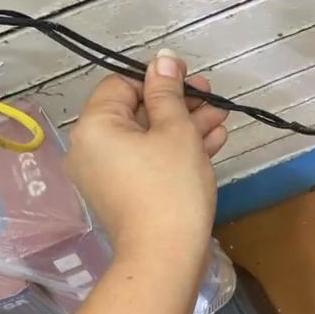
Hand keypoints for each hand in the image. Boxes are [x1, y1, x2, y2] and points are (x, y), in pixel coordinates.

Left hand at [65, 49, 229, 267]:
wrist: (166, 255)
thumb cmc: (170, 186)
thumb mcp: (175, 131)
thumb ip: (168, 92)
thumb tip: (163, 58)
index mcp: (95, 127)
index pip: (122, 85)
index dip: (158, 78)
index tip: (191, 78)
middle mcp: (93, 149)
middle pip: (137, 112)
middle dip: (178, 104)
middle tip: (212, 97)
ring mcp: (109, 175)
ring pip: (149, 138)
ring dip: (185, 126)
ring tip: (221, 118)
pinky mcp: (128, 194)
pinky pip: (150, 161)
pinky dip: (177, 152)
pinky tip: (213, 142)